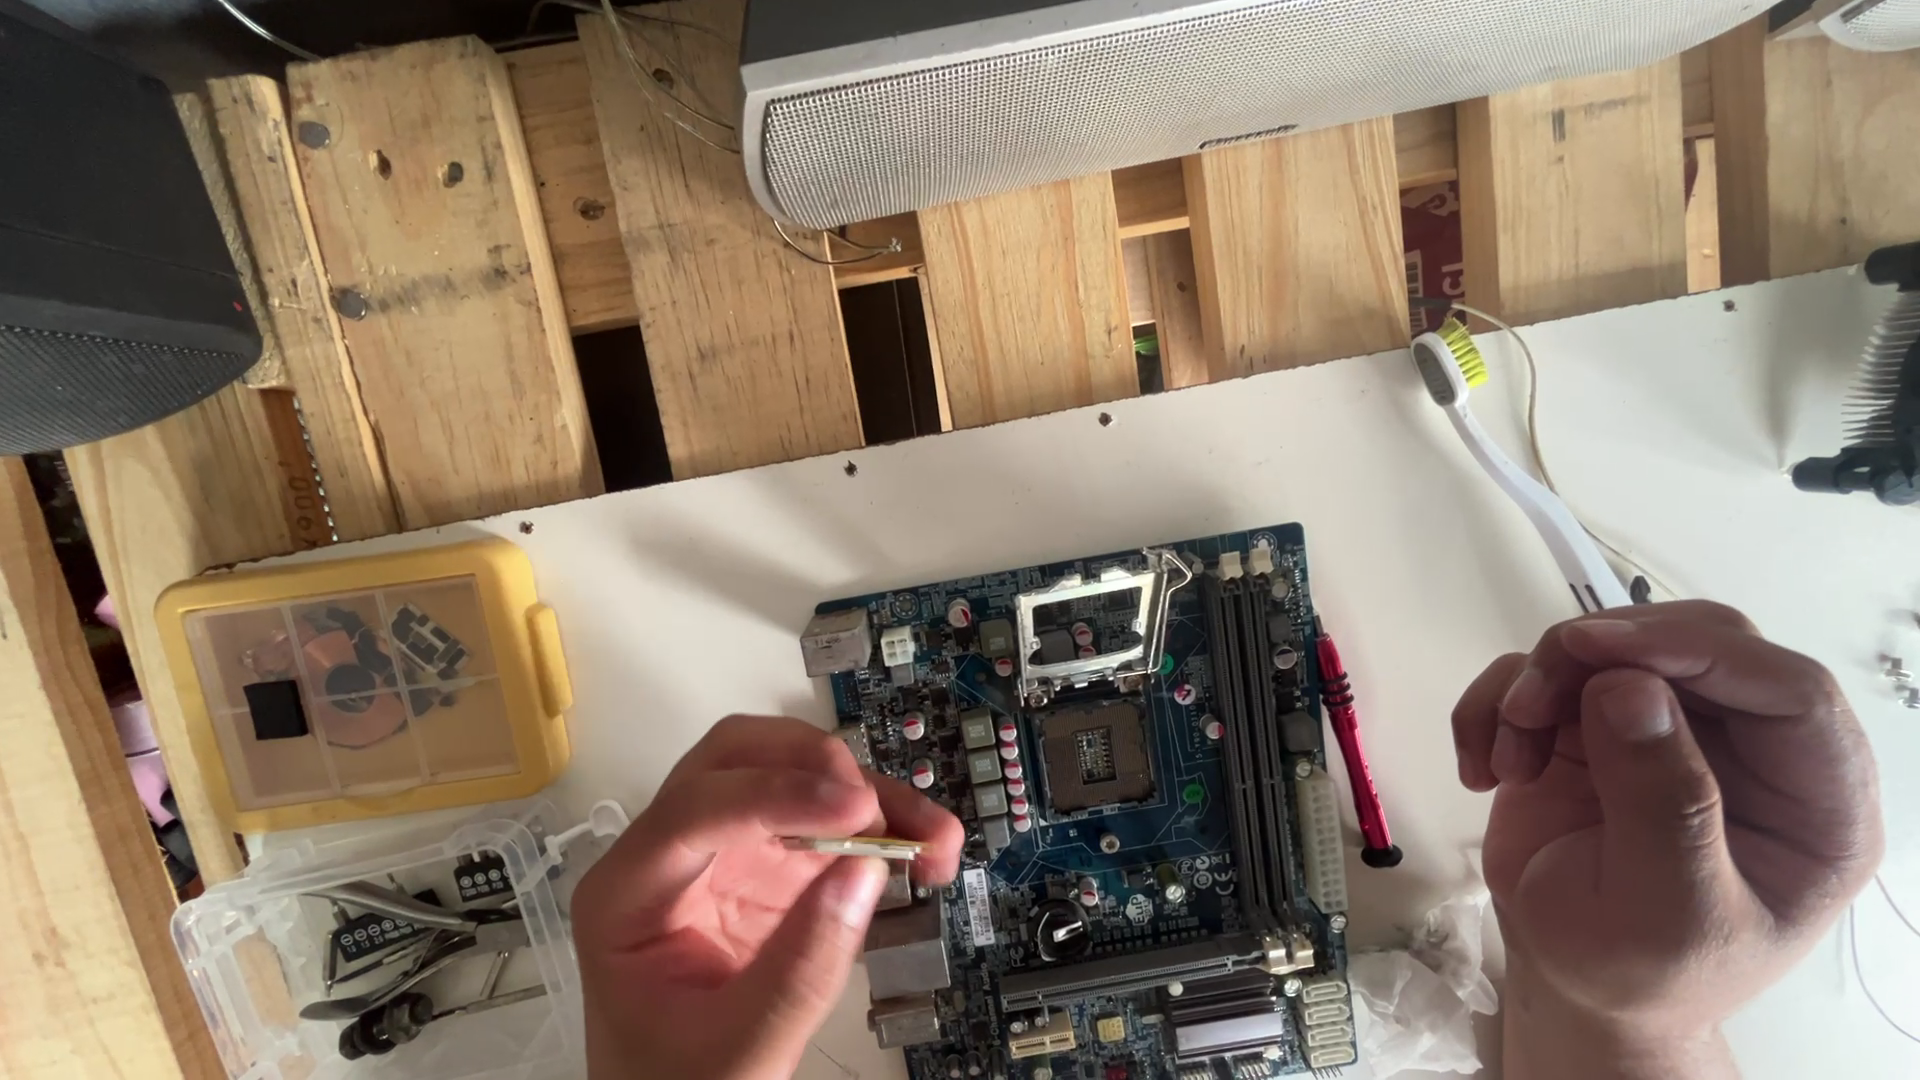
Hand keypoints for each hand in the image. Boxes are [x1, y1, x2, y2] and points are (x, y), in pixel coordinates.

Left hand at [572, 715, 964, 1079]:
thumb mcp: (735, 1054)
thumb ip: (798, 973)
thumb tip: (867, 871)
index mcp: (629, 893)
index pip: (695, 809)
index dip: (777, 796)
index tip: (857, 813)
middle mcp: (676, 847)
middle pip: (736, 756)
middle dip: (812, 765)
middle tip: (870, 808)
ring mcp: (729, 844)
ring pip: (792, 768)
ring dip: (867, 789)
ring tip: (932, 836)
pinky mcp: (776, 856)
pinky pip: (830, 812)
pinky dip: (882, 820)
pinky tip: (928, 847)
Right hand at [1451, 602, 1881, 1078]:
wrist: (1566, 976)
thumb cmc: (1637, 965)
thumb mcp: (1666, 906)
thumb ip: (1663, 802)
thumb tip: (1626, 686)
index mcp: (1808, 797)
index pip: (1783, 686)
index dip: (1693, 649)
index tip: (1588, 648)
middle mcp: (1736, 749)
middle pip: (1682, 642)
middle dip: (1588, 658)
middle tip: (1528, 706)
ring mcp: (1650, 732)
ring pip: (1590, 651)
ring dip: (1524, 696)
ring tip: (1504, 766)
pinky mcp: (1575, 729)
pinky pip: (1524, 679)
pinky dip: (1485, 715)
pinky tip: (1482, 774)